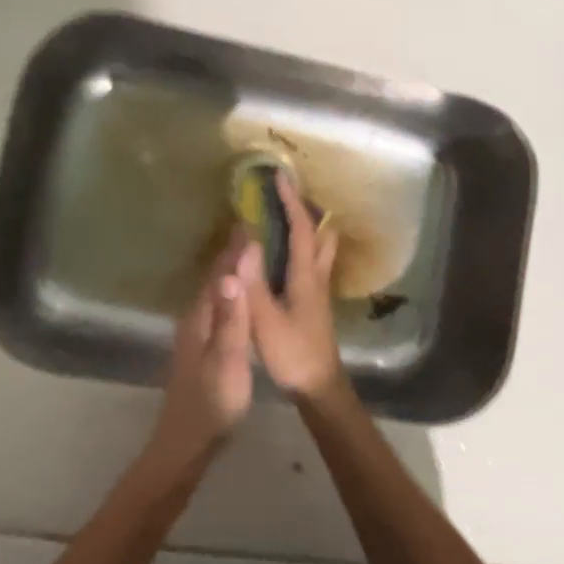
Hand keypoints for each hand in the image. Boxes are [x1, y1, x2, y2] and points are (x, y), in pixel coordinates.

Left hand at [151, 229, 252, 462]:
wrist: (189, 442)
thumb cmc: (212, 401)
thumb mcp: (227, 359)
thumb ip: (230, 317)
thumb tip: (232, 272)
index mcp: (201, 316)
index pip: (220, 270)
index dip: (237, 246)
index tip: (255, 218)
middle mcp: (197, 318)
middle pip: (217, 276)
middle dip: (237, 253)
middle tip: (263, 228)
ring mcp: (200, 333)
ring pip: (219, 291)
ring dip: (236, 271)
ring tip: (261, 253)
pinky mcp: (207, 346)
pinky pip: (223, 306)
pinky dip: (237, 292)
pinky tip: (250, 296)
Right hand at [241, 170, 343, 399]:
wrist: (319, 387)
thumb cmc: (292, 354)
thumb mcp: (265, 321)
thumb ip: (253, 283)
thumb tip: (244, 241)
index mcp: (306, 276)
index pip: (301, 228)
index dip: (290, 201)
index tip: (279, 176)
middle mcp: (317, 276)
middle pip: (318, 232)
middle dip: (303, 209)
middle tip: (282, 194)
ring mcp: (318, 290)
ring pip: (319, 248)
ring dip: (306, 227)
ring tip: (281, 218)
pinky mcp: (314, 303)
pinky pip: (310, 262)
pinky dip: (299, 247)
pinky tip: (280, 256)